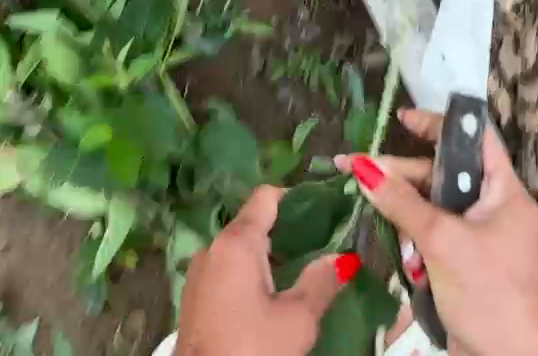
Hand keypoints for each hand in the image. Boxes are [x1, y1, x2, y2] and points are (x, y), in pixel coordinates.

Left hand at [175, 185, 360, 354]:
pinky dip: (248, 273)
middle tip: (319, 245)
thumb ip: (320, 282)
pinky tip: (269, 296)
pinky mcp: (194, 296)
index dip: (295, 198)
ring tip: (299, 272)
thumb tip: (344, 258)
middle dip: (285, 231)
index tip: (323, 209)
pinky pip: (226, 269)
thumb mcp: (297, 320)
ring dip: (267, 255)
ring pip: (239, 248)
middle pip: (253, 222)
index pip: (266, 196)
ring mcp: (199, 271)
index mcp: (236, 241)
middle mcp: (212, 246)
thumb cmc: (252, 350)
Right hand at [336, 109, 537, 355]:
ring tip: (364, 200)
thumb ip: (400, 201)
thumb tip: (361, 166)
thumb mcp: (440, 240)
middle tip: (357, 167)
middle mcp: (495, 209)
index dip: (440, 123)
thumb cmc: (487, 293)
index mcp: (505, 193)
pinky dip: (411, 235)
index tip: (402, 119)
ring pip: (433, 206)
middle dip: (402, 172)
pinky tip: (389, 238)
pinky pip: (433, 234)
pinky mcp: (466, 264)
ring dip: (403, 207)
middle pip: (443, 173)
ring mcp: (480, 239)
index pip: (475, 138)